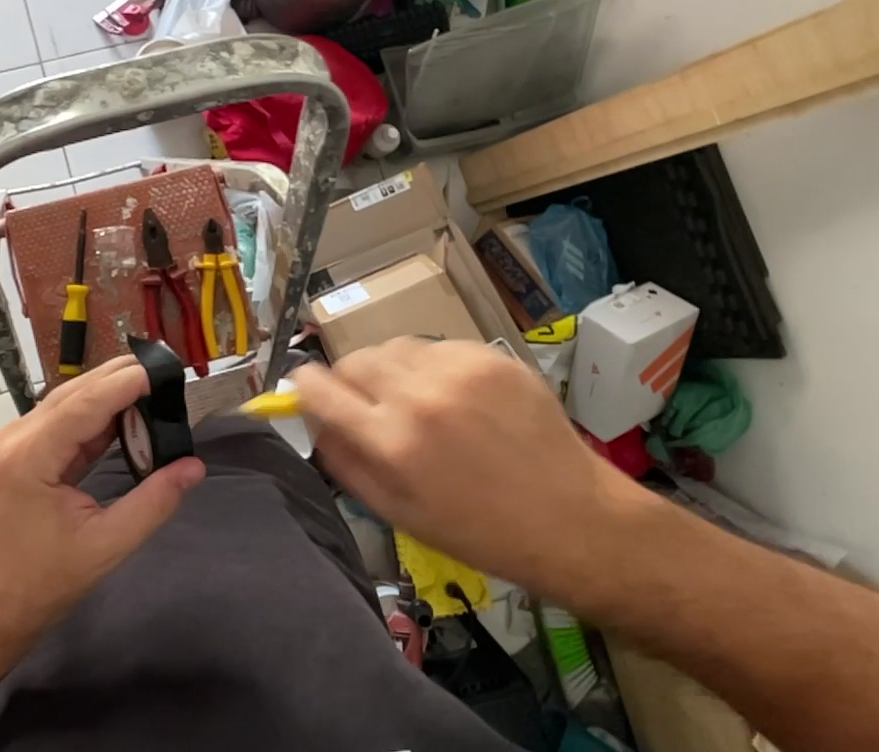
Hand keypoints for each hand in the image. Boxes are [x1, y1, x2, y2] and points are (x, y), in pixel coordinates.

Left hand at [0, 356, 204, 635]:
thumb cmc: (44, 580)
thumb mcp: (106, 546)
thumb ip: (153, 503)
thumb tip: (193, 466)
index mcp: (32, 455)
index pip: (86, 402)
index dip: (127, 383)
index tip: (167, 371)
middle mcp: (19, 436)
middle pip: (76, 391)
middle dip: (122, 378)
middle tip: (170, 373)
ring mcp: (18, 441)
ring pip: (70, 400)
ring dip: (111, 392)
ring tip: (157, 388)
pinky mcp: (24, 451)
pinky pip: (65, 420)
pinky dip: (98, 414)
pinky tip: (129, 414)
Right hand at [293, 337, 648, 595]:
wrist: (573, 519)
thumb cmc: (479, 530)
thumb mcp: (397, 512)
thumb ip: (345, 462)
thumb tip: (313, 422)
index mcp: (391, 441)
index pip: (319, 388)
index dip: (305, 387)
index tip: (308, 391)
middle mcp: (418, 396)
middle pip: (353, 359)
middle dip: (349, 379)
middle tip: (370, 405)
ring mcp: (457, 370)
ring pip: (394, 347)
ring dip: (391, 370)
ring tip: (416, 401)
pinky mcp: (490, 356)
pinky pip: (437, 347)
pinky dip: (433, 368)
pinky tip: (456, 398)